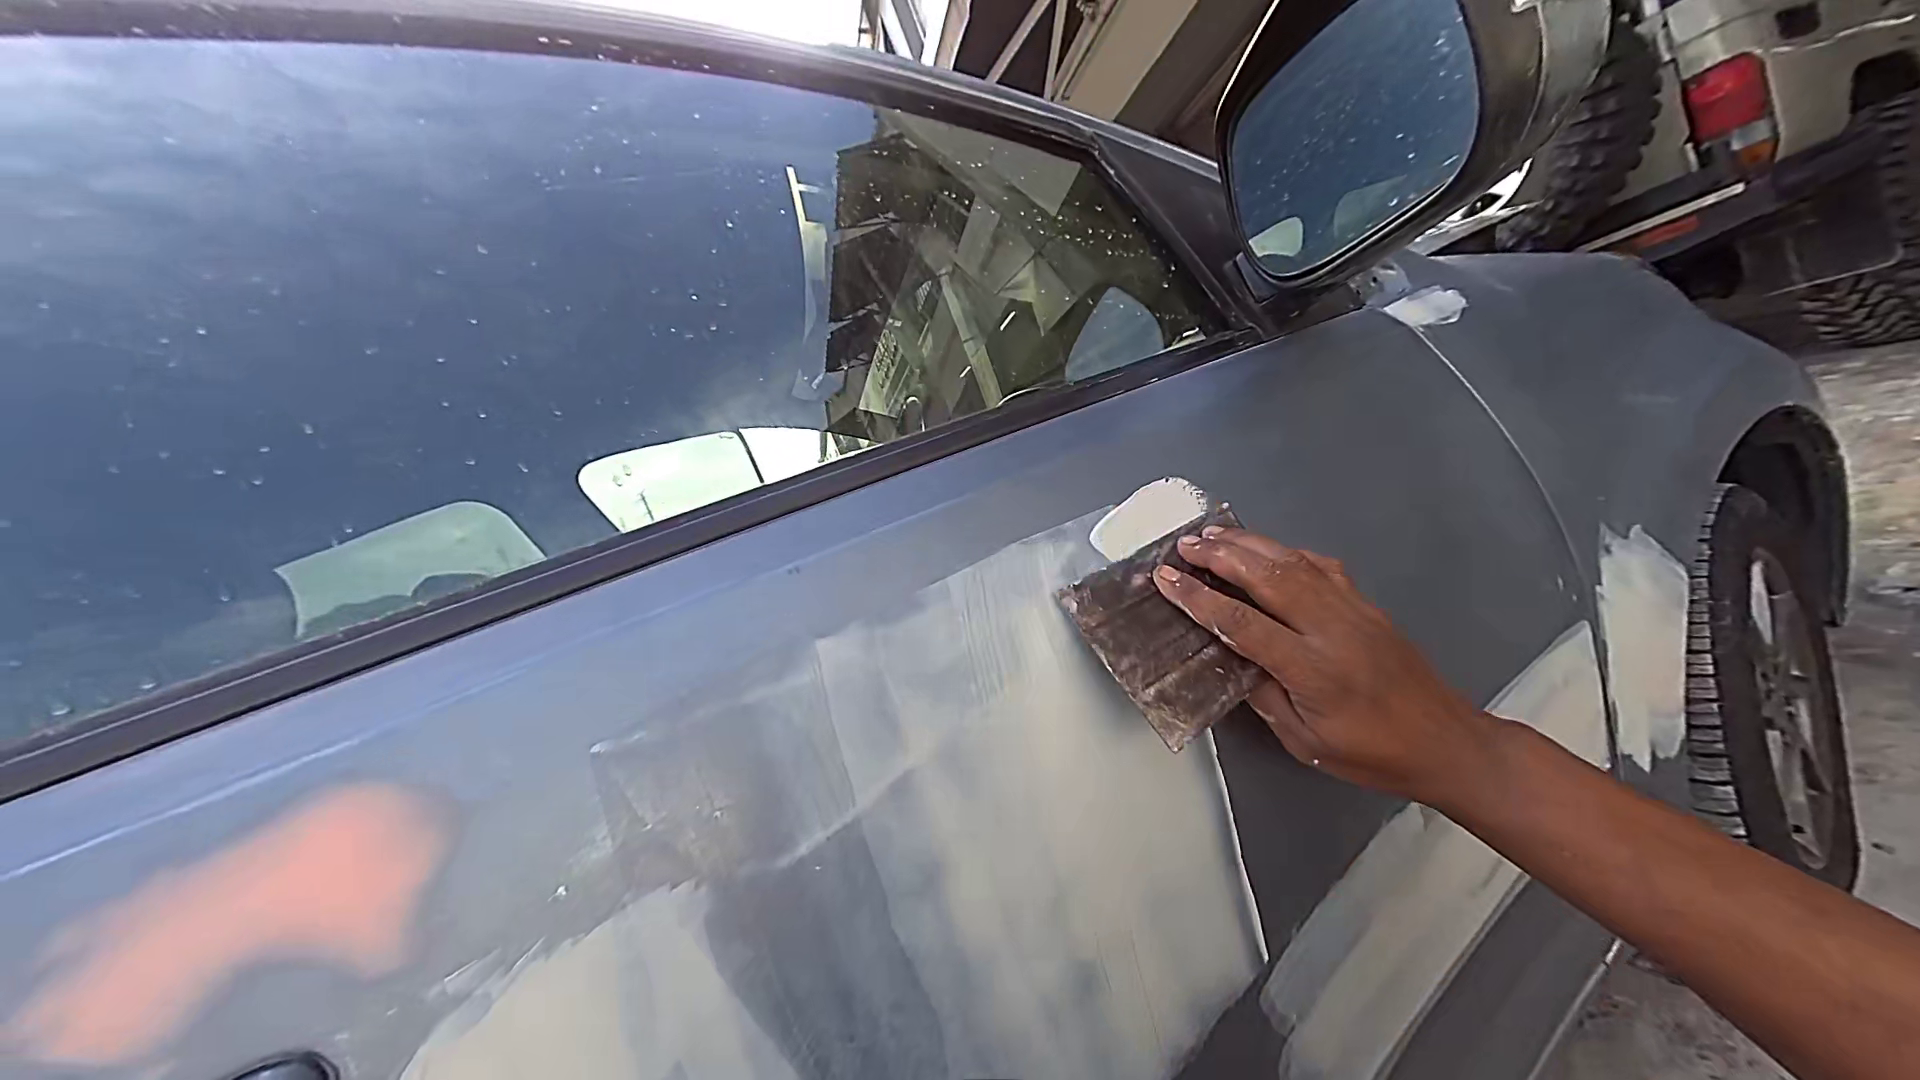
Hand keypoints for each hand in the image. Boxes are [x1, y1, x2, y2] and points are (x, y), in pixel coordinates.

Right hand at [1153, 525, 1497, 807]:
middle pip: (1267, 577)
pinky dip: (1287, 551)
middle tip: (1184, 545)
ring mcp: (1354, 610)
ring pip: (1293, 562)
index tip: (1168, 579)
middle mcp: (1332, 629)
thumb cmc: (1374, 753)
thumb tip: (1230, 657)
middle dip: (1219, 556)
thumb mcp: (1306, 740)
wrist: (1450, 744)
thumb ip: (1263, 694)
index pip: (1242, 623)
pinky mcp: (1367, 604)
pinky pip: (1321, 565)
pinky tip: (1267, 548)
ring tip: (1213, 535)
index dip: (1199, 598)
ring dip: (1248, 544)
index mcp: (1312, 669)